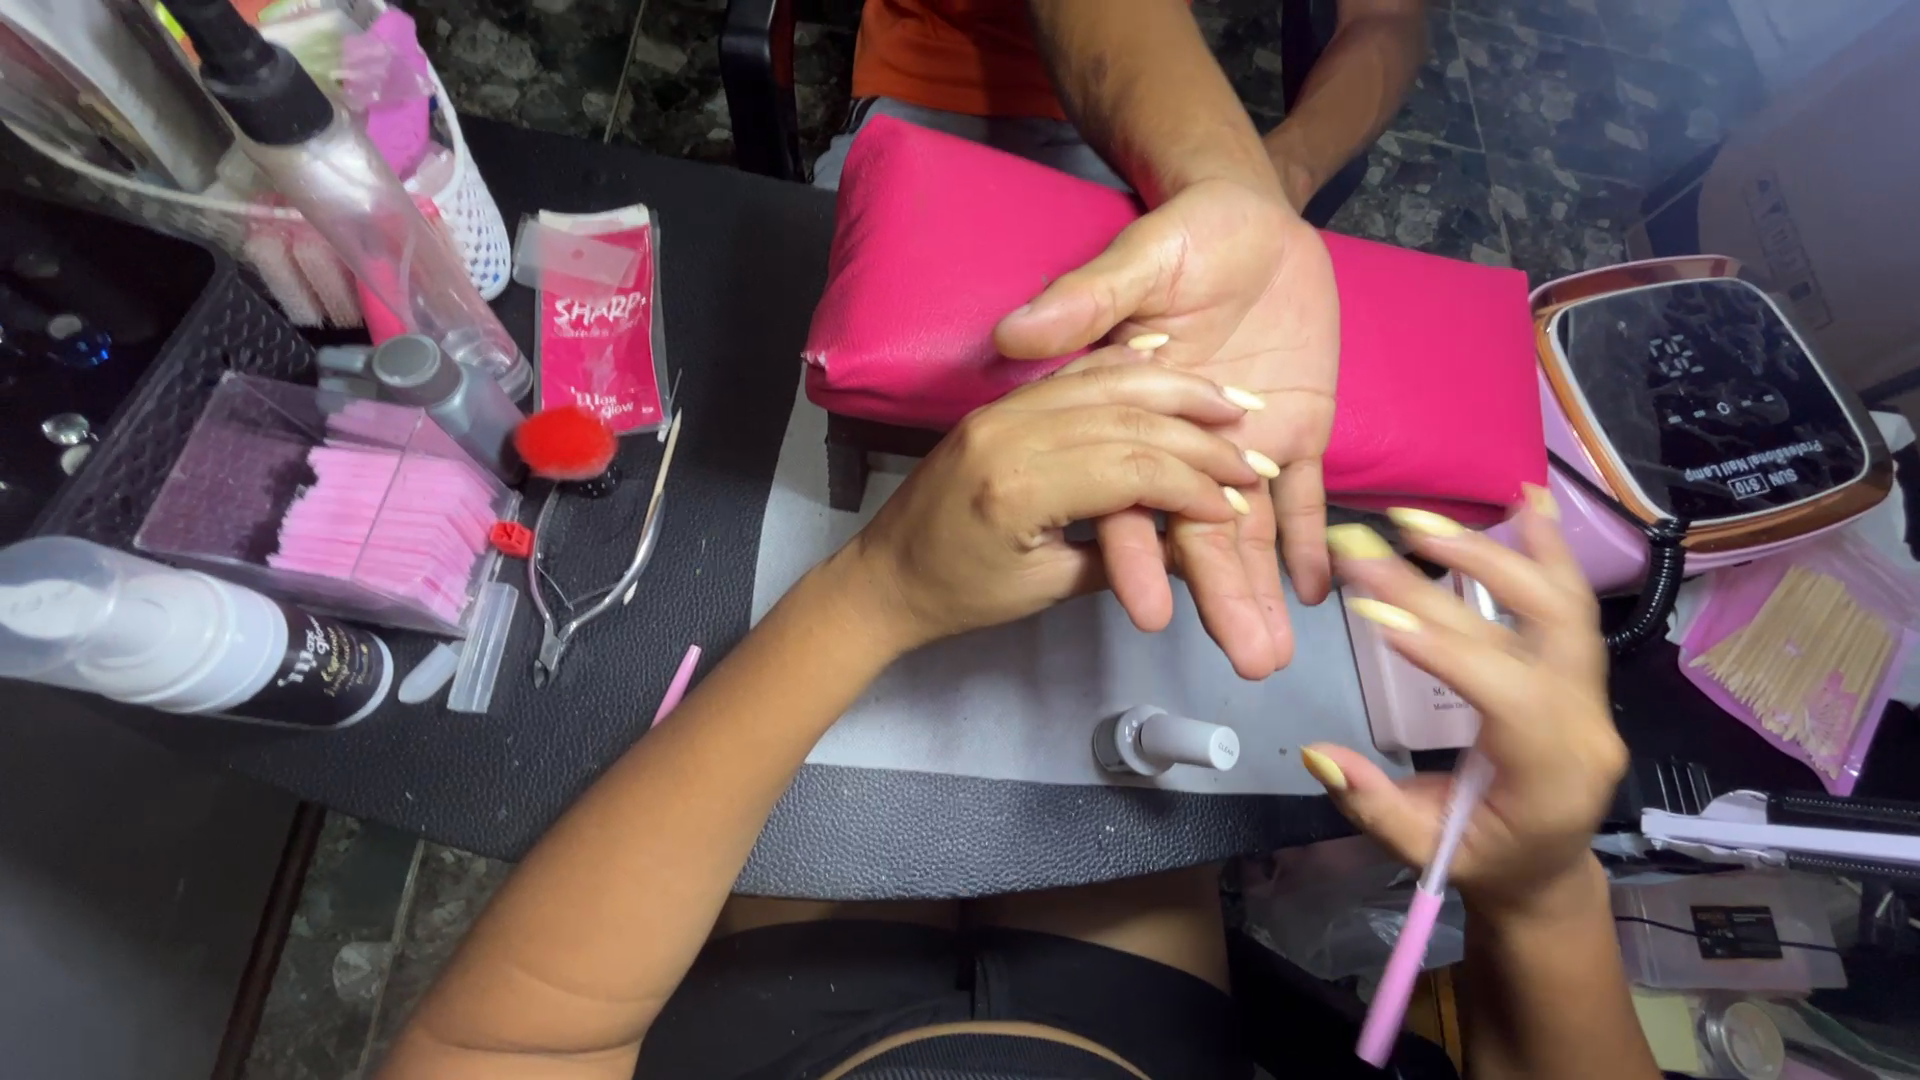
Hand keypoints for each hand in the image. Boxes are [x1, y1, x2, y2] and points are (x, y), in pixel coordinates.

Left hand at [839, 365, 1260, 655]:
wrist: (885, 575)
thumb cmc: (961, 597)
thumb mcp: (1045, 588)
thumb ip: (1120, 558)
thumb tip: (1190, 545)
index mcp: (1021, 488)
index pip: (1133, 467)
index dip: (1194, 485)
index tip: (1236, 504)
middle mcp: (1010, 433)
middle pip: (1127, 418)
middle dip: (1198, 436)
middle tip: (1251, 454)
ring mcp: (999, 411)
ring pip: (1103, 384)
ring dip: (1172, 390)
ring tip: (1229, 403)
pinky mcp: (995, 406)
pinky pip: (1069, 376)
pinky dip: (1121, 370)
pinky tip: (1162, 367)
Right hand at [994, 178, 1338, 678]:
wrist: (1249, 221)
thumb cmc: (1184, 235)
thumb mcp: (1137, 261)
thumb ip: (1083, 304)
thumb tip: (1013, 335)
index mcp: (1135, 420)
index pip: (1126, 494)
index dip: (1135, 550)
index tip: (1147, 608)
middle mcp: (1181, 448)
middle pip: (1190, 530)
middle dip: (1217, 595)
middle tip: (1246, 661)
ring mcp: (1240, 448)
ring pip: (1247, 527)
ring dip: (1261, 588)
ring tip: (1272, 652)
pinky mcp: (1294, 433)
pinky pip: (1303, 496)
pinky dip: (1309, 540)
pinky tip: (1313, 590)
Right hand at [1299, 490, 1626, 913]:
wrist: (1544, 866)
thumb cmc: (1479, 856)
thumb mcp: (1417, 846)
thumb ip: (1370, 802)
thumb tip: (1317, 751)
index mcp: (1549, 770)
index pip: (1504, 691)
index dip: (1441, 648)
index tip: (1373, 613)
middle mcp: (1583, 720)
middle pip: (1536, 629)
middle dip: (1456, 577)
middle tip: (1382, 541)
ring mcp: (1588, 692)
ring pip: (1559, 606)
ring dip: (1496, 552)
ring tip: (1429, 521)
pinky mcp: (1576, 673)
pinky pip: (1569, 605)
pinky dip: (1548, 550)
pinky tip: (1526, 504)